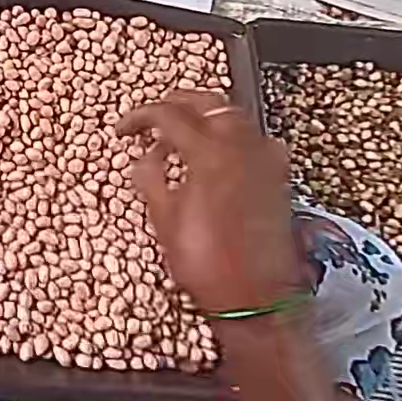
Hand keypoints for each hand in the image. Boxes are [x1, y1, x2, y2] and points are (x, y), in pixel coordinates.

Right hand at [117, 92, 302, 315]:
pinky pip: (252, 138)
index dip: (139, 117)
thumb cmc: (205, 262)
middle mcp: (242, 148)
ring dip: (203, 115)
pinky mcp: (277, 177)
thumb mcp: (162, 216)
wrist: (256, 298)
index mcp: (208, 154)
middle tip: (151, 115)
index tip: (124, 130)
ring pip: (233, 116)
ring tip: (179, 130)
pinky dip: (230, 135)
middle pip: (207, 102)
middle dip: (175, 102)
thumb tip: (146, 156)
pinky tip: (216, 152)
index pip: (168, 114)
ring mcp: (265, 161)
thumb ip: (150, 175)